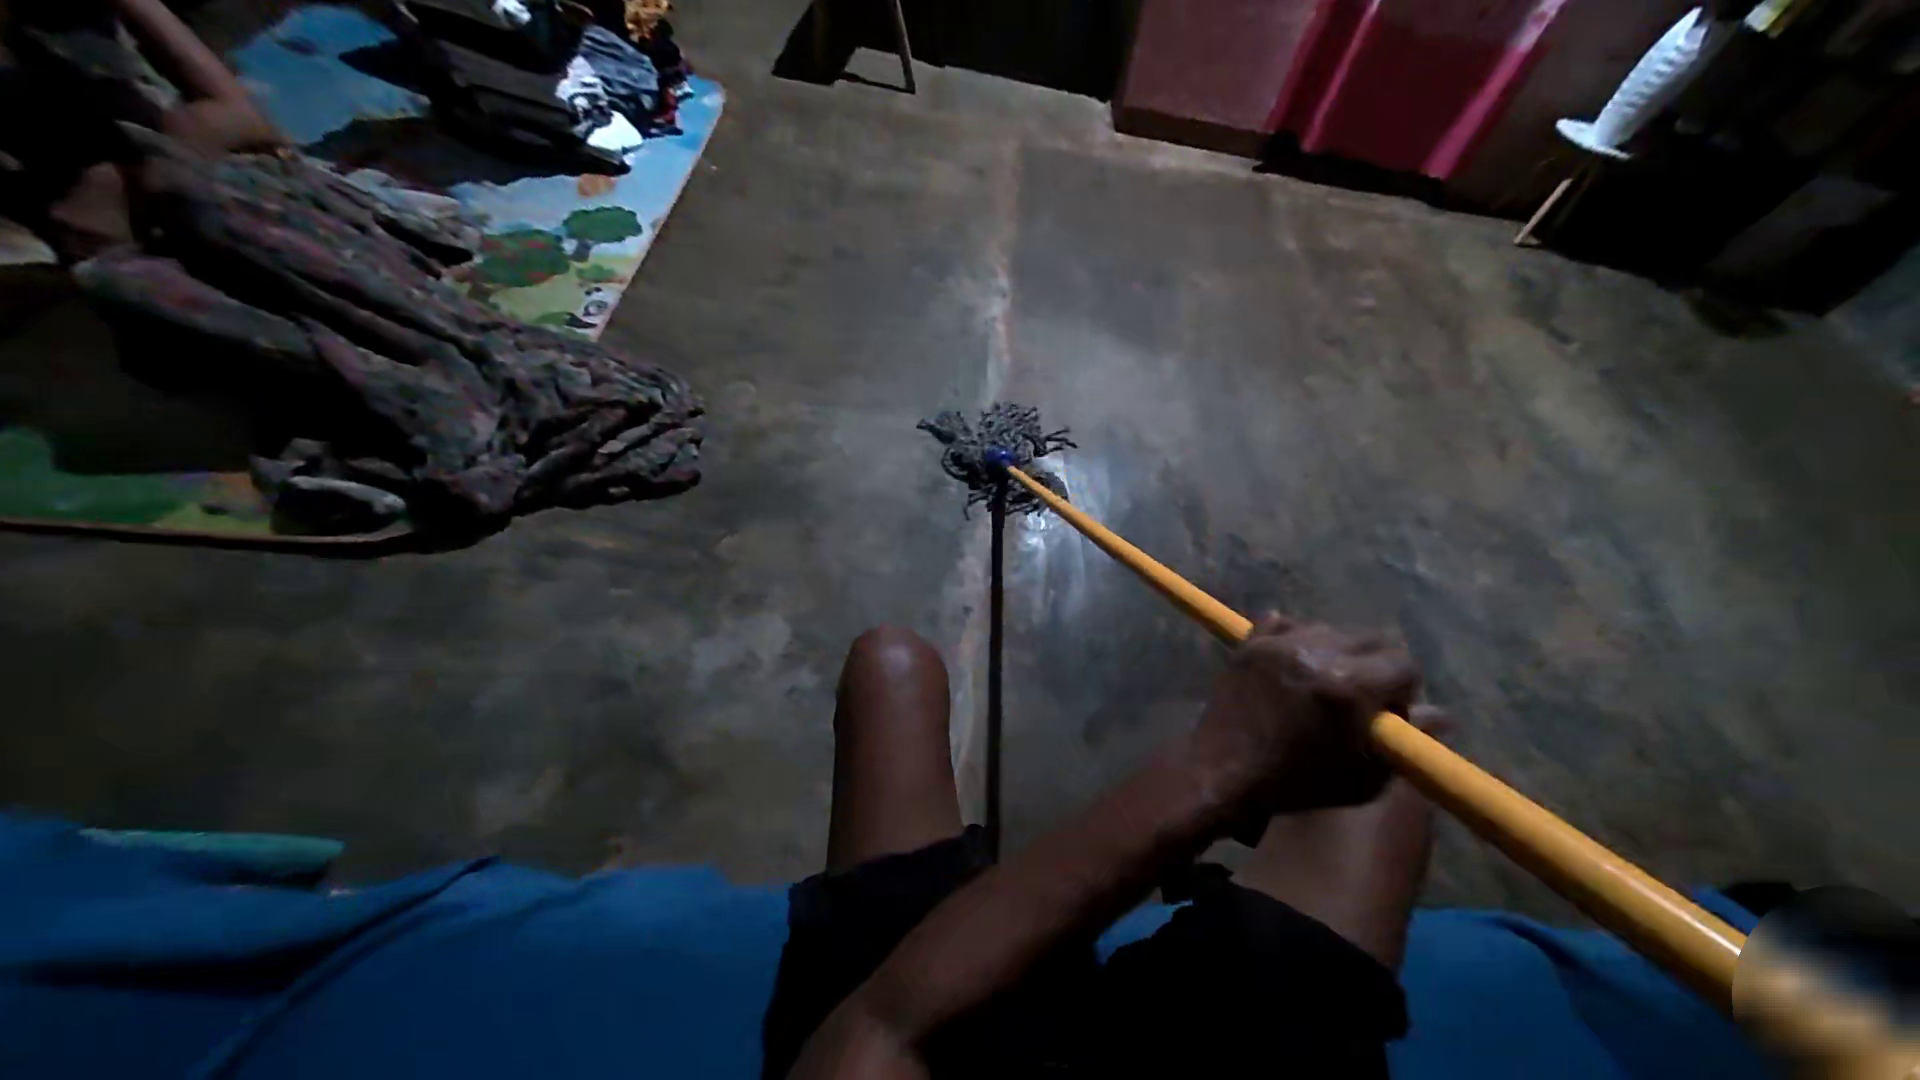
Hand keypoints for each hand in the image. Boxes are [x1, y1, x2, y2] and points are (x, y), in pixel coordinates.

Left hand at [1193, 615, 1420, 815]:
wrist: (1224, 770)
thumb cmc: (1297, 783)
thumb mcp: (1364, 776)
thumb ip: (1405, 740)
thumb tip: (1440, 714)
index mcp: (1349, 686)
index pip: (1403, 664)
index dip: (1404, 689)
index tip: (1388, 711)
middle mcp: (1317, 654)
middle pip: (1370, 638)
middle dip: (1376, 665)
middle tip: (1360, 695)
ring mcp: (1278, 644)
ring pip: (1327, 629)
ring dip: (1336, 650)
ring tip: (1323, 680)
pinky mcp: (1249, 644)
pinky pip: (1283, 623)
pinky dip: (1295, 636)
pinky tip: (1294, 661)